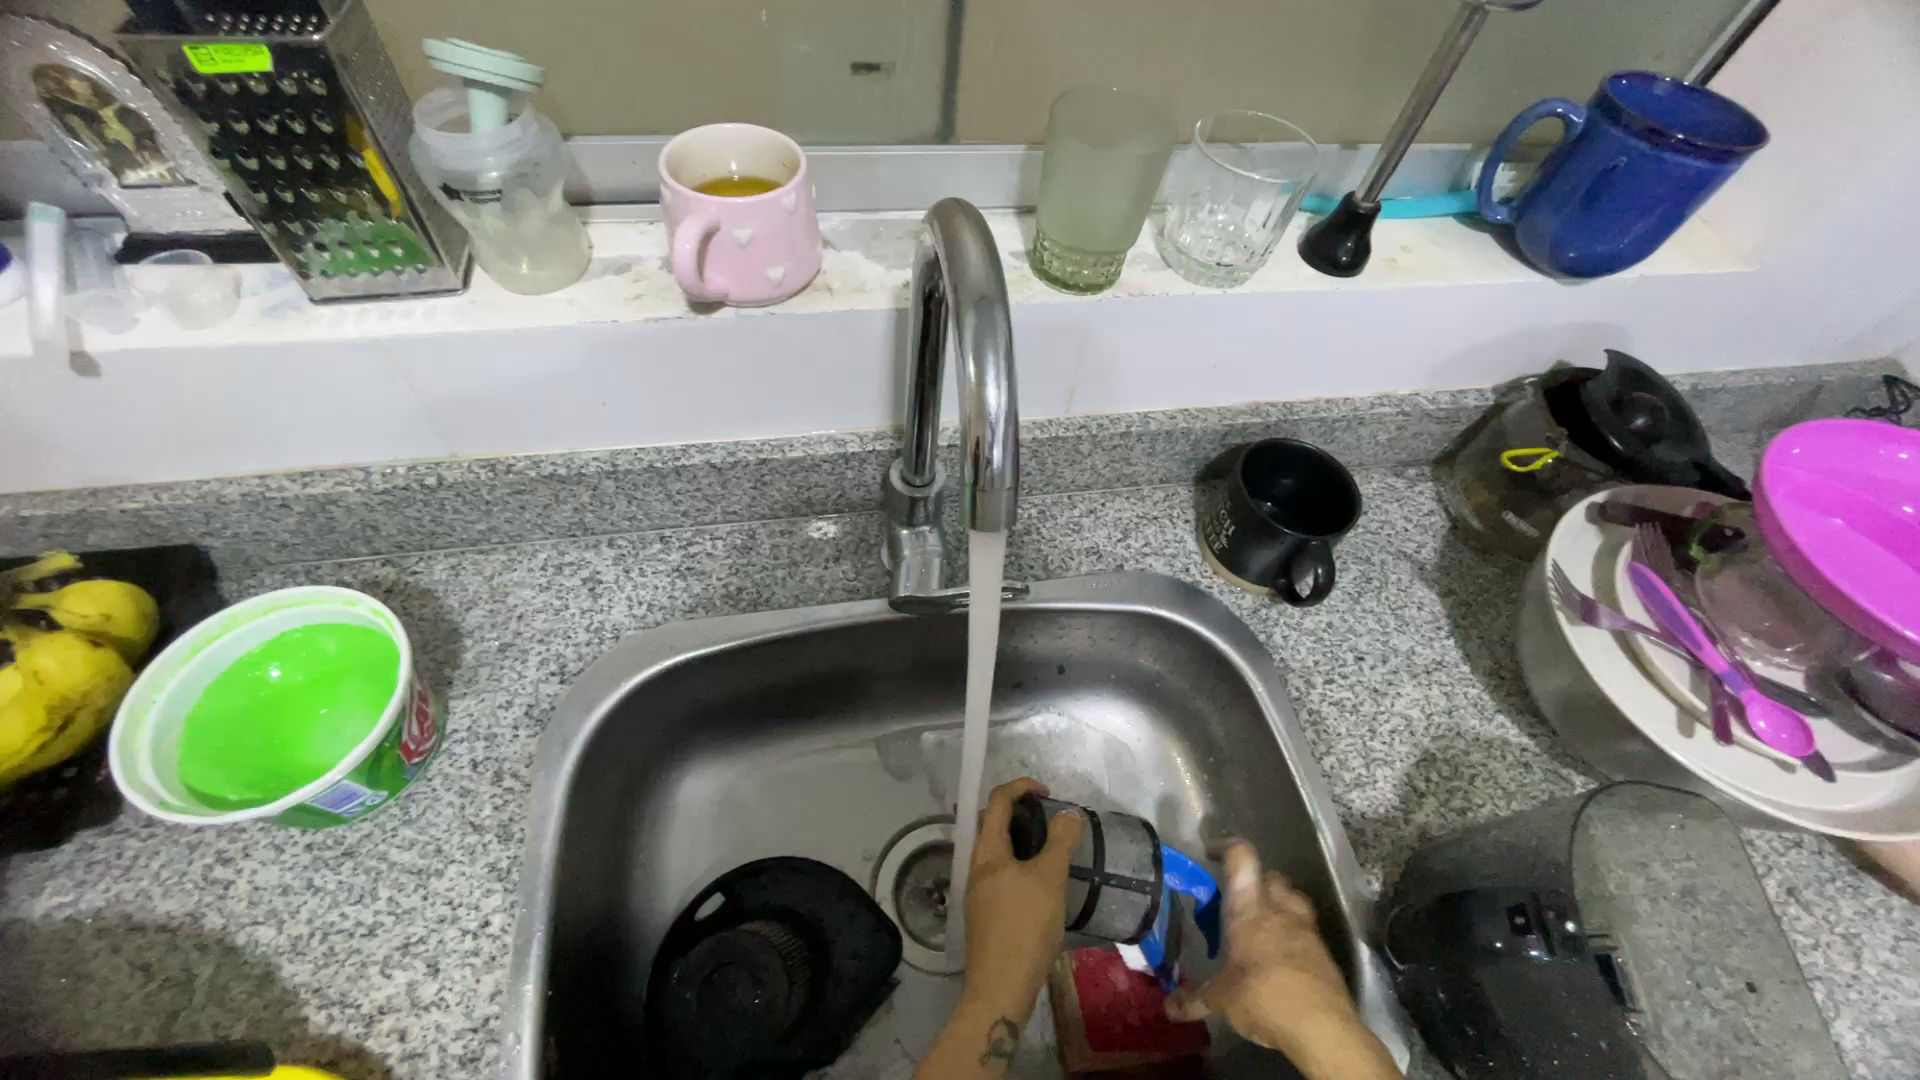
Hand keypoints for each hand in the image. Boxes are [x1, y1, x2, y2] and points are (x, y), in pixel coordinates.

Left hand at [958, 777, 1083, 1020]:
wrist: (1001, 987)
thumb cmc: (1024, 926)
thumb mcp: (1049, 878)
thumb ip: (1060, 841)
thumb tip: (1069, 812)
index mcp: (987, 850)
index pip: (997, 801)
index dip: (1021, 787)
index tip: (1048, 792)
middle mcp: (976, 865)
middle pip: (991, 822)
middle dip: (1017, 811)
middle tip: (1047, 819)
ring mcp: (978, 891)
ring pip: (995, 850)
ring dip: (1019, 839)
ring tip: (1049, 850)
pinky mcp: (985, 913)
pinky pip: (1000, 874)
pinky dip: (1018, 864)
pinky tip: (1039, 884)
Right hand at [1165, 842, 1398, 1079]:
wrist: (1322, 1028)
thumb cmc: (1262, 996)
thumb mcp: (1221, 999)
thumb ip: (1195, 998)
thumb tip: (1169, 1007)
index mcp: (1248, 908)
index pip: (1241, 858)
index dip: (1227, 848)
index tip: (1212, 853)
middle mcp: (1279, 909)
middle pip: (1271, 875)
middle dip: (1256, 882)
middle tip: (1238, 900)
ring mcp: (1306, 929)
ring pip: (1294, 898)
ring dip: (1279, 903)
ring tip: (1263, 923)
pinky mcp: (1324, 953)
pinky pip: (1308, 930)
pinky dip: (1295, 934)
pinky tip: (1282, 956)